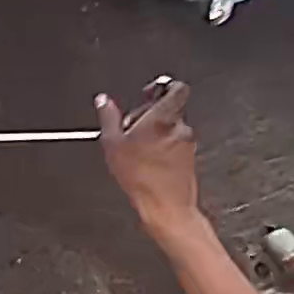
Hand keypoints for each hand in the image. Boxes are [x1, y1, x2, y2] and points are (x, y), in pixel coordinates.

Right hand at [97, 80, 198, 237]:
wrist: (166, 208)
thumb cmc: (142, 177)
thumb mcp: (113, 142)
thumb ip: (108, 116)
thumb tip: (103, 101)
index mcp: (163, 117)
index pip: (176, 88)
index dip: (162, 86)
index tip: (149, 92)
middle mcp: (180, 127)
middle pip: (168, 109)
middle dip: (150, 114)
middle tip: (132, 126)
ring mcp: (188, 144)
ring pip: (172, 127)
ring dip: (156, 131)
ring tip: (137, 147)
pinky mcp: (190, 158)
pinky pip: (176, 143)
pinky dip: (163, 146)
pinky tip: (147, 160)